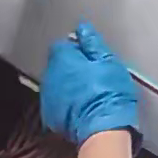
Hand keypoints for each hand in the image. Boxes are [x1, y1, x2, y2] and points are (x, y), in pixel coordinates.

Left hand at [41, 21, 139, 144]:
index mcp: (63, 59)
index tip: (93, 60)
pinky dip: (67, 103)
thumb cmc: (110, 93)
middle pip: (59, 65)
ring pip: (57, 84)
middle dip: (73, 68)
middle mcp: (50, 75)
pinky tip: (83, 108)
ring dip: (69, 85)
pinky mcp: (50, 116)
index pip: (64, 45)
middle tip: (95, 77)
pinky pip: (58, 103)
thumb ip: (93, 43)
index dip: (79, 51)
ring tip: (90, 94)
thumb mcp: (109, 63)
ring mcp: (48, 97)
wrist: (104, 129)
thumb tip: (83, 29)